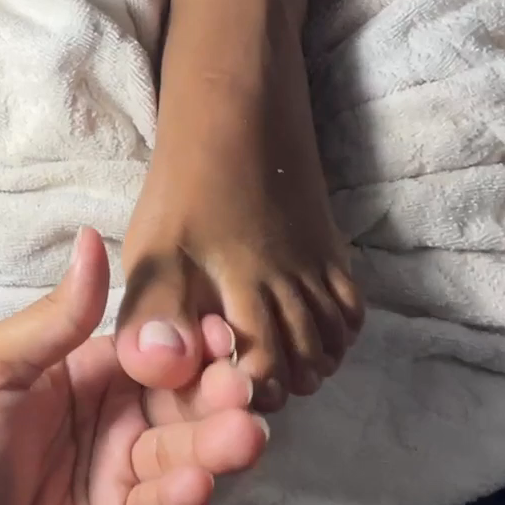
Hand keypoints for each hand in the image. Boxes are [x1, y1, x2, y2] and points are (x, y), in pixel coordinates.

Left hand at [0, 228, 267, 504]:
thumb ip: (53, 318)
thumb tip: (90, 237)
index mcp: (87, 374)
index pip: (152, 348)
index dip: (187, 339)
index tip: (218, 331)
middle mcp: (115, 421)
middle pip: (180, 399)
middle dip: (216, 390)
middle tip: (242, 387)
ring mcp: (123, 480)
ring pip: (182, 452)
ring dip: (216, 443)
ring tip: (243, 436)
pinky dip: (181, 498)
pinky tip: (195, 485)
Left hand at [119, 20, 363, 410]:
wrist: (237, 112)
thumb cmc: (184, 182)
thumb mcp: (153, 246)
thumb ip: (154, 311)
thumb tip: (163, 370)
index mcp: (249, 295)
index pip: (263, 377)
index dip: (236, 392)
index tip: (208, 384)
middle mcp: (298, 291)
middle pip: (303, 368)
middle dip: (269, 385)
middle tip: (231, 376)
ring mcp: (322, 271)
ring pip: (331, 345)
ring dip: (302, 364)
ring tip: (262, 360)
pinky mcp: (334, 252)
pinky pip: (351, 313)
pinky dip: (333, 336)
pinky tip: (304, 333)